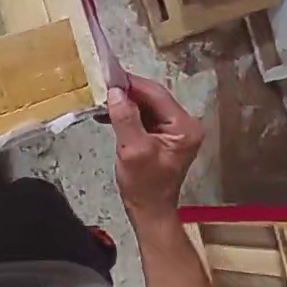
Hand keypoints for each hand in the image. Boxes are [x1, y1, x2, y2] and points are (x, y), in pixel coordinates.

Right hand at [106, 75, 203, 222]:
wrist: (149, 211)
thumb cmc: (143, 185)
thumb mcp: (133, 150)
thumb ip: (125, 118)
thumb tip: (115, 92)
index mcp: (184, 127)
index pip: (156, 95)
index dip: (132, 84)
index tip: (108, 75)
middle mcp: (184, 124)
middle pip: (153, 98)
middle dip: (127, 92)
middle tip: (102, 85)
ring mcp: (174, 131)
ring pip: (147, 107)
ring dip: (125, 103)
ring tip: (102, 100)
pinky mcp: (163, 137)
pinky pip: (144, 118)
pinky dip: (127, 114)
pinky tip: (109, 114)